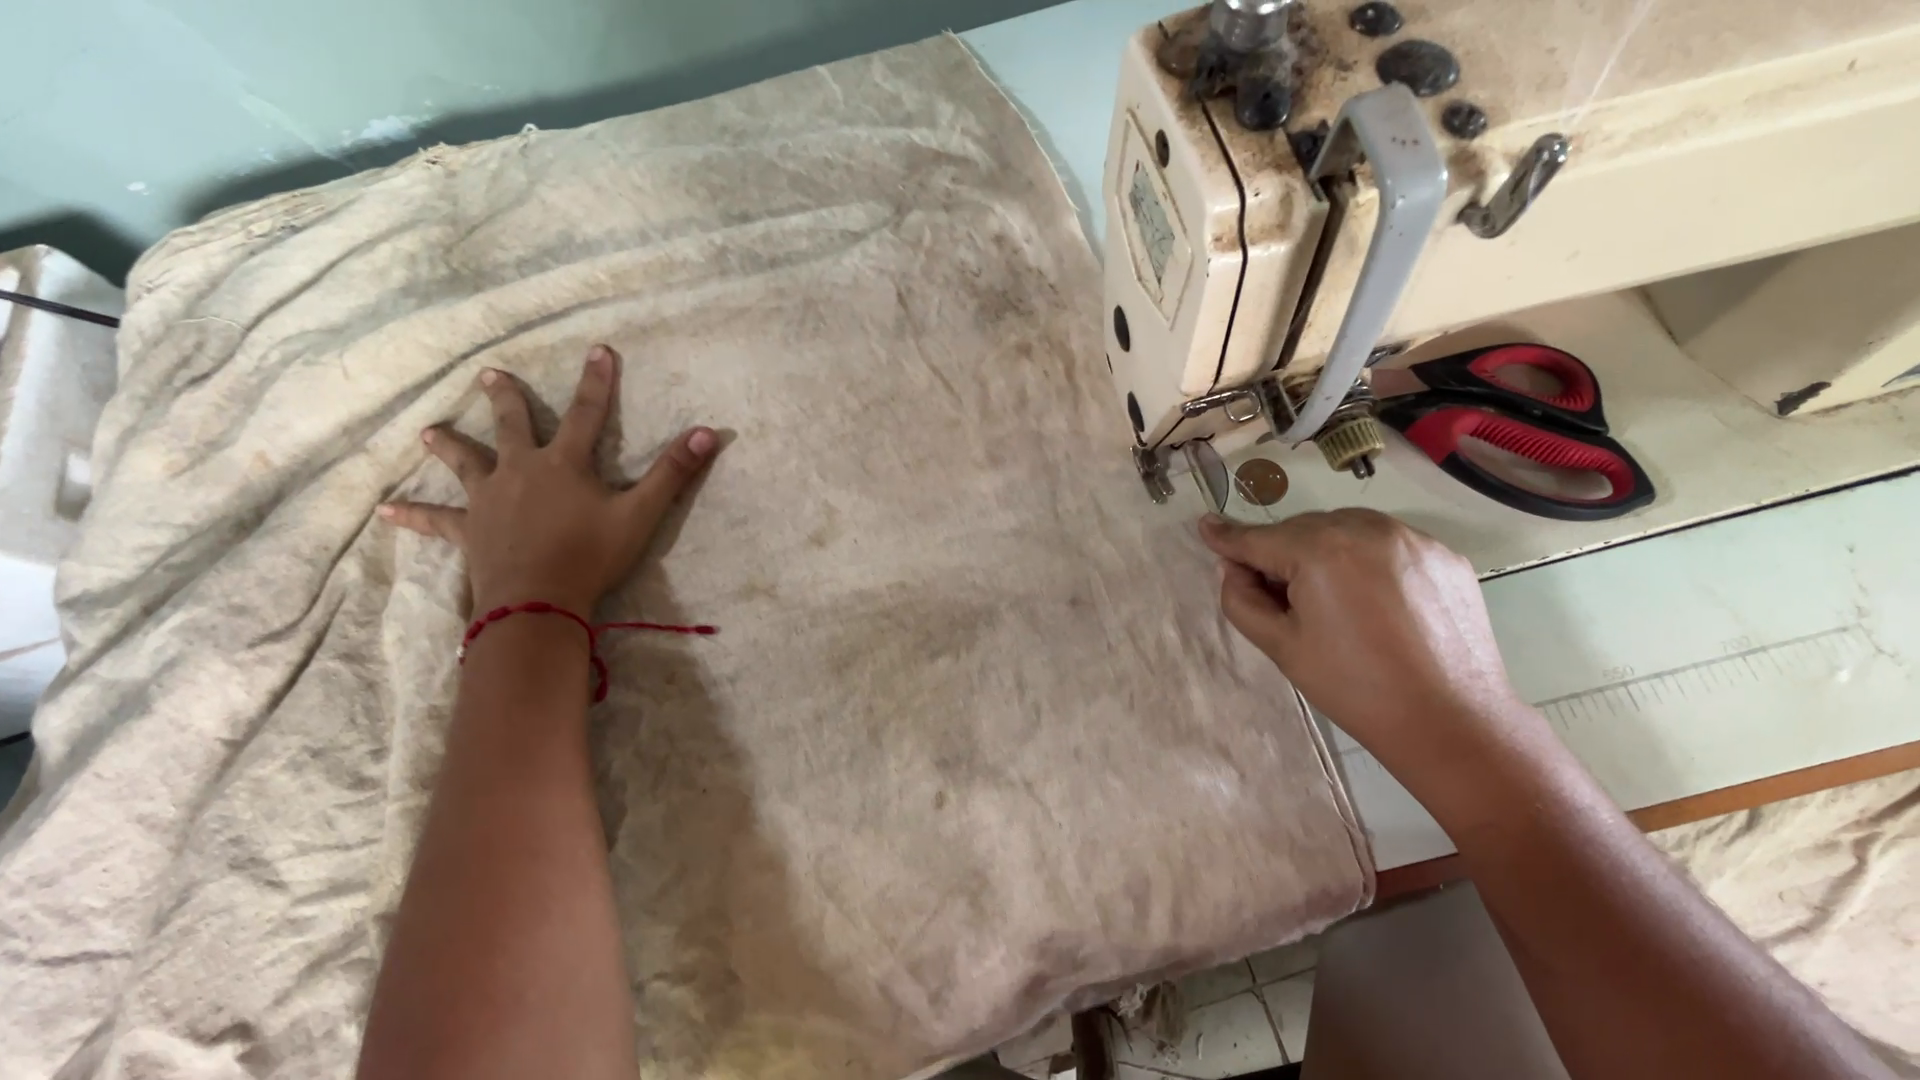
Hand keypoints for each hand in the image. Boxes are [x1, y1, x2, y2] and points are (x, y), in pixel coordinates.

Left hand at [381, 344, 719, 613]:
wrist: (538, 600)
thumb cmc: (591, 555)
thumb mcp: (641, 514)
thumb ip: (673, 473)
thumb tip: (709, 432)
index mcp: (563, 463)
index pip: (585, 413)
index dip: (596, 382)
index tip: (598, 350)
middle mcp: (521, 470)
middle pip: (511, 426)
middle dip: (504, 399)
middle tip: (488, 375)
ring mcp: (489, 499)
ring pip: (466, 464)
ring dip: (449, 446)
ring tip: (428, 432)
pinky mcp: (468, 531)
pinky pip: (436, 520)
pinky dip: (414, 515)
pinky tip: (386, 511)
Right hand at [1198, 510, 1540, 777]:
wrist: (1451, 720)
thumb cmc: (1354, 687)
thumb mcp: (1282, 647)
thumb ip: (1243, 600)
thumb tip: (1233, 567)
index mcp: (1319, 550)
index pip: (1259, 538)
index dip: (1228, 537)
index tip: (1206, 527)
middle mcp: (1366, 528)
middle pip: (1303, 530)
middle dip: (1283, 554)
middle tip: (1281, 598)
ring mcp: (1412, 538)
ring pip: (1347, 531)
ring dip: (1327, 552)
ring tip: (1333, 601)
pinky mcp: (1445, 555)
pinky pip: (1389, 545)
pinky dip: (1370, 561)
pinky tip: (1377, 604)